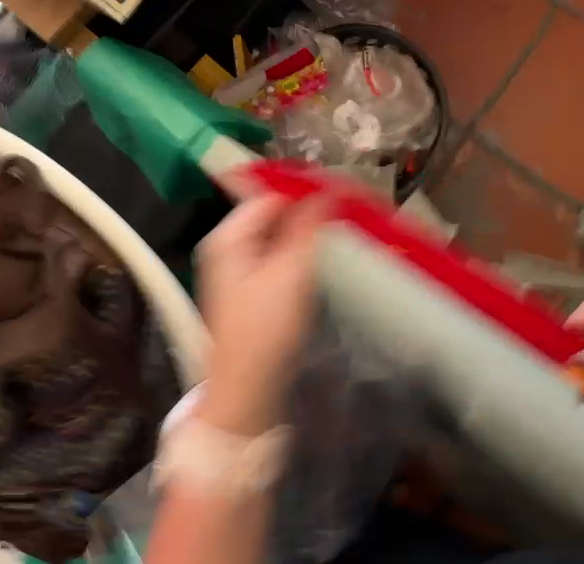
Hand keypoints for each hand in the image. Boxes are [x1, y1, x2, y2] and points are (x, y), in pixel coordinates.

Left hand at [195, 193, 327, 434]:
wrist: (248, 394)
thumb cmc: (265, 330)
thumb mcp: (290, 272)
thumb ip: (308, 226)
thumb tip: (328, 189)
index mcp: (230, 236)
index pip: (272, 194)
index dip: (308, 189)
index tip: (346, 190)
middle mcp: (231, 246)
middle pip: (277, 213)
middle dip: (314, 209)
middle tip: (354, 209)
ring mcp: (242, 269)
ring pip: (283, 235)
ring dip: (314, 231)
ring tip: (349, 227)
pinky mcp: (257, 291)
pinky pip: (284, 257)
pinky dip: (307, 252)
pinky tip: (332, 254)